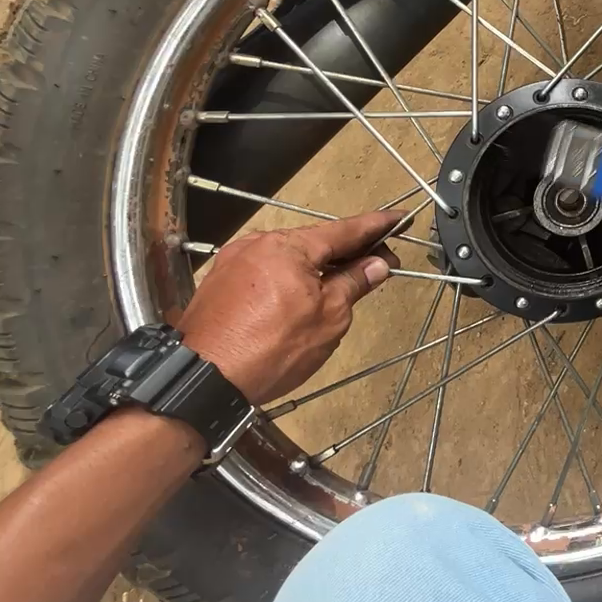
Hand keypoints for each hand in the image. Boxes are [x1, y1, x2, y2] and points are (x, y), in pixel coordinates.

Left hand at [173, 212, 402, 403]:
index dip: (378, 225)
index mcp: (288, 247)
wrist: (199, 383)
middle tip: (382, 264)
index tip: (401, 218)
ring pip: (293, 256)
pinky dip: (296, 275)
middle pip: (318, 241)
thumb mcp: (329, 316)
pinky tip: (310, 290)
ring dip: (323, 265)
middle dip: (351, 251)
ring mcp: (235, 262)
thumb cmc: (272, 348)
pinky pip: (271, 269)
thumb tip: (377, 264)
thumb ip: (355, 283)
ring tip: (348, 280)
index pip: (346, 230)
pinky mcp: (221, 282)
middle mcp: (259, 245)